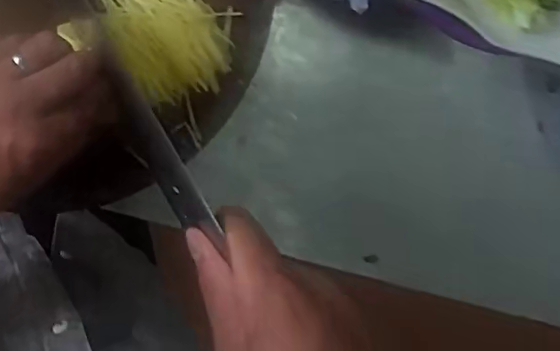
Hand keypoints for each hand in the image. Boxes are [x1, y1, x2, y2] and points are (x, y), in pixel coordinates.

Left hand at [0, 30, 113, 226]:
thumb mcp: (29, 179)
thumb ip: (62, 147)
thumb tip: (90, 120)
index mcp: (40, 141)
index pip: (90, 110)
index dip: (107, 101)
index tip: (114, 97)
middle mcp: (26, 102)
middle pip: (77, 68)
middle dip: (96, 65)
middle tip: (100, 67)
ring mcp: (0, 76)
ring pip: (48, 43)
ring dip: (64, 48)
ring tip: (63, 56)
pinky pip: (15, 40)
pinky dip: (30, 44)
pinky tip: (32, 52)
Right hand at [187, 209, 370, 350]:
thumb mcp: (229, 341)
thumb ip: (214, 283)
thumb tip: (197, 235)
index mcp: (269, 278)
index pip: (238, 221)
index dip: (221, 232)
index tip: (214, 255)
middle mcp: (309, 278)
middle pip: (268, 256)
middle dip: (254, 278)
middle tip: (249, 323)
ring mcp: (341, 302)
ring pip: (296, 282)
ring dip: (285, 300)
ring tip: (282, 344)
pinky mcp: (362, 324)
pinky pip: (323, 304)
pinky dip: (311, 319)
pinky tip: (308, 350)